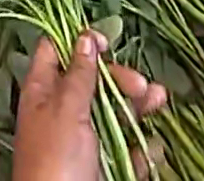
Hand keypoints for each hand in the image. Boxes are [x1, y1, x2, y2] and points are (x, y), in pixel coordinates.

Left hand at [12, 31, 167, 180]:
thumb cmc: (56, 159)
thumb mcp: (66, 109)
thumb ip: (78, 73)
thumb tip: (85, 36)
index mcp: (43, 90)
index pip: (55, 50)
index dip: (78, 39)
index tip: (106, 40)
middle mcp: (61, 110)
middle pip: (91, 80)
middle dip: (119, 77)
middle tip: (141, 85)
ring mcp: (82, 141)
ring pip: (112, 112)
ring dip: (137, 105)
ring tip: (160, 100)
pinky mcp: (101, 168)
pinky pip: (124, 149)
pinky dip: (141, 146)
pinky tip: (154, 146)